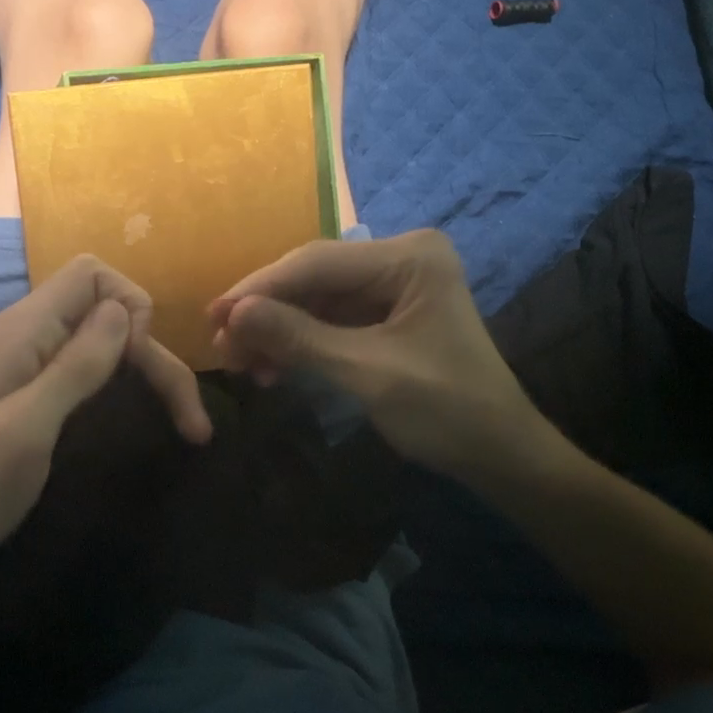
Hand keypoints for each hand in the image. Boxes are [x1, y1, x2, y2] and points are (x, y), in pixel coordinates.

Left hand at [0, 255, 212, 560]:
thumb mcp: (26, 428)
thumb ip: (74, 366)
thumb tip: (124, 310)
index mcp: (21, 331)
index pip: (90, 274)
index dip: (128, 305)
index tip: (136, 362)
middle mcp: (27, 334)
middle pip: (107, 312)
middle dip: (154, 355)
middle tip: (194, 424)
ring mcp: (28, 362)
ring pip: (104, 343)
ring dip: (148, 374)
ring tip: (188, 425)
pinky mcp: (31, 390)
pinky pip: (86, 367)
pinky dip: (123, 385)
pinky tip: (141, 413)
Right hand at [209, 230, 556, 485]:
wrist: (499, 455)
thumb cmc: (446, 411)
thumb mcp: (367, 373)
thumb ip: (299, 339)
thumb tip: (232, 315)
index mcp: (409, 257)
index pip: (317, 262)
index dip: (260, 289)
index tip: (213, 316)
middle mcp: (399, 259)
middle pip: (312, 278)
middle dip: (264, 312)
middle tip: (220, 344)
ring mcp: (391, 286)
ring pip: (314, 300)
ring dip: (275, 331)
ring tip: (240, 364)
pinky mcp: (383, 314)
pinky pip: (327, 320)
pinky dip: (297, 343)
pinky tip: (270, 367)